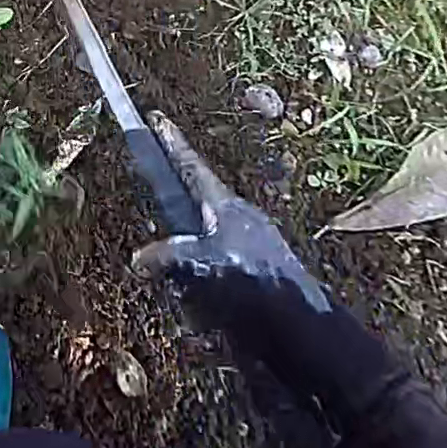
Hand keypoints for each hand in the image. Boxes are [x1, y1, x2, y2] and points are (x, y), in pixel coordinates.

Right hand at [131, 113, 402, 436]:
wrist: (307, 329)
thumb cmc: (259, 284)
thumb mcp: (207, 264)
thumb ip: (170, 257)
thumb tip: (138, 258)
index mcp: (225, 206)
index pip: (191, 166)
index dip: (172, 143)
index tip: (156, 118)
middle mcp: (235, 220)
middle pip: (194, 201)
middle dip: (174, 205)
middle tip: (156, 208)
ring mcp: (243, 247)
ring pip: (199, 242)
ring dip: (185, 262)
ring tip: (182, 286)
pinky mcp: (248, 276)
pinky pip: (210, 272)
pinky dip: (198, 287)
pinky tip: (199, 310)